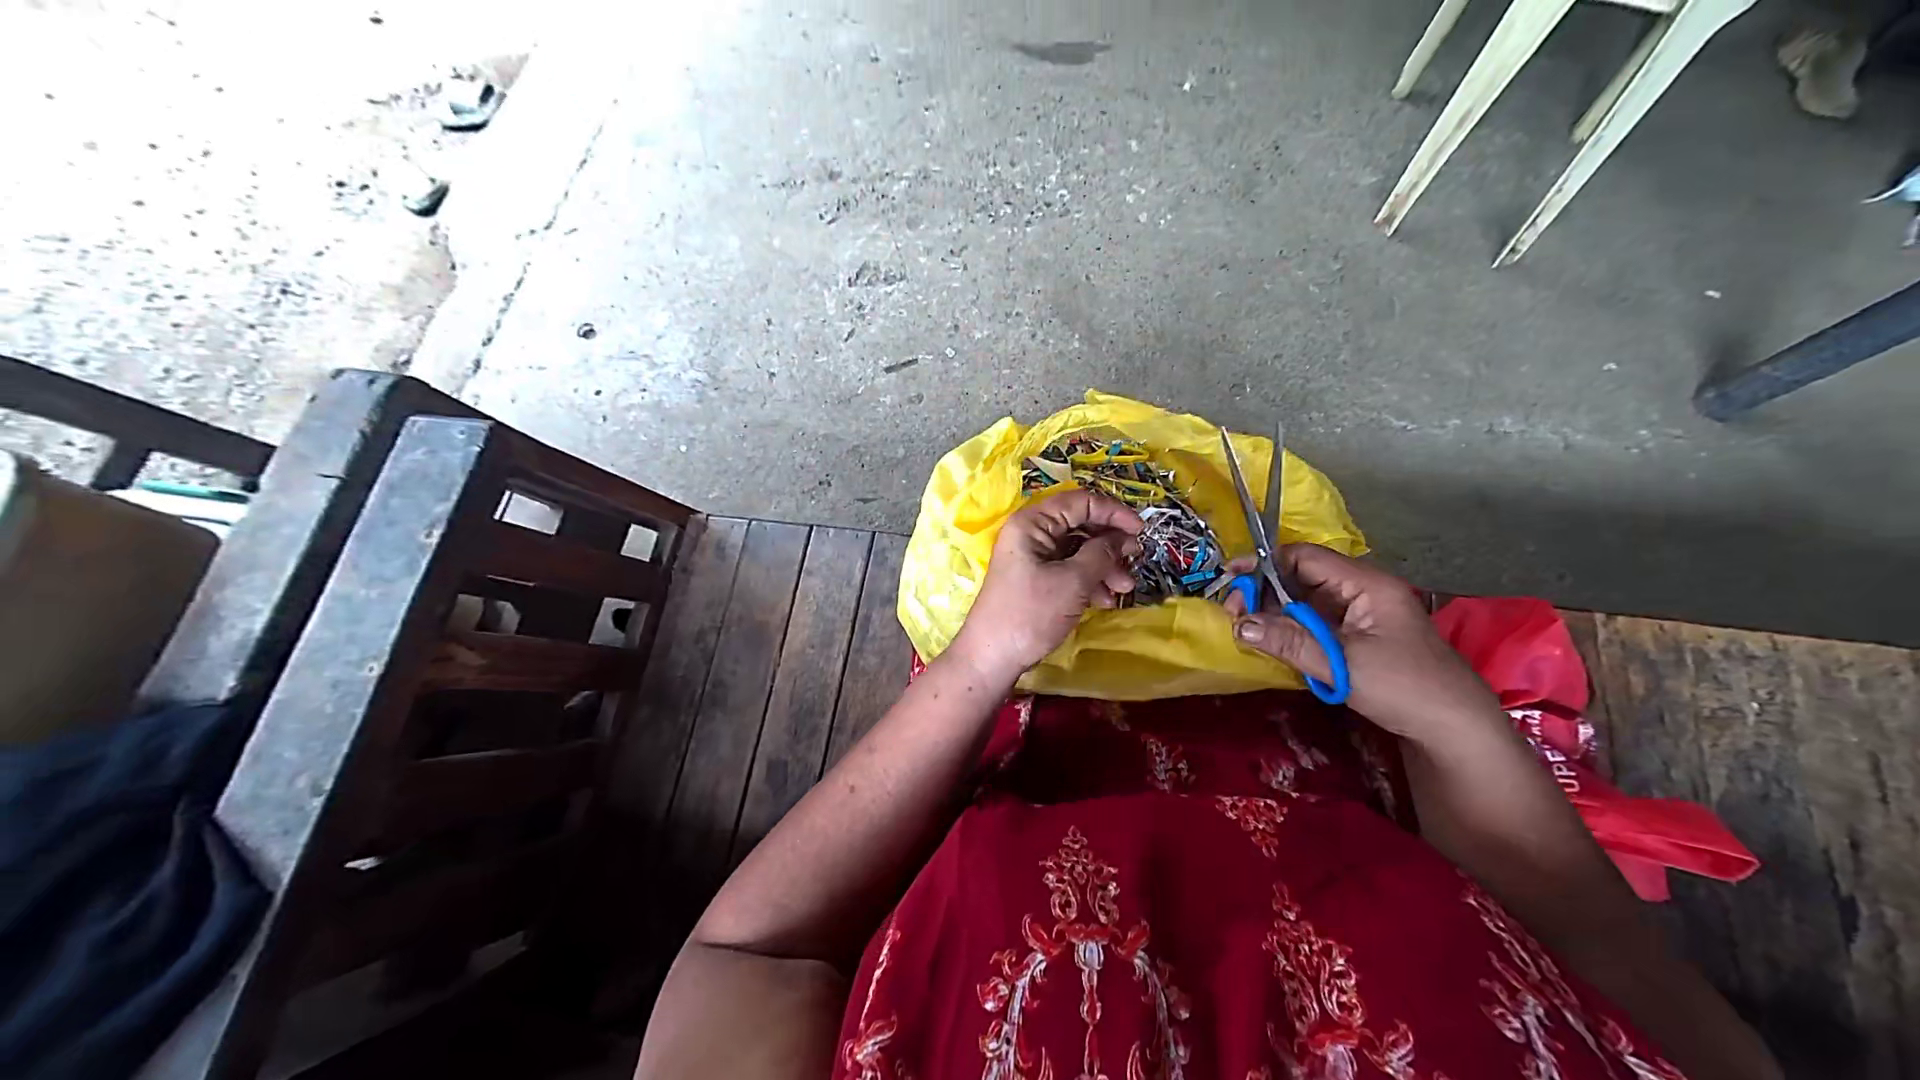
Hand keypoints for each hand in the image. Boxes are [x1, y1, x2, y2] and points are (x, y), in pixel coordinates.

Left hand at [947, 489, 1143, 685]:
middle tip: (1136, 559)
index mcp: (1032, 523)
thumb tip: (1122, 538)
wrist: (993, 657)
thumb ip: (1101, 554)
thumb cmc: (1030, 614)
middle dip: (1111, 543)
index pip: (1080, 501)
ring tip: (1125, 588)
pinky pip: (1069, 570)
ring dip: (1104, 566)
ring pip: (1078, 550)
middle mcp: (1031, 533)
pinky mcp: (1036, 580)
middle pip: (1080, 525)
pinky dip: (1090, 581)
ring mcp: (1032, 557)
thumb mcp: (1072, 582)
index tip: (1141, 530)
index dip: (1114, 512)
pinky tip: (1106, 601)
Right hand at [1226, 544, 1500, 741]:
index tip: (1230, 581)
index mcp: (1366, 585)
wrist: (1456, 733)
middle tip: (1233, 614)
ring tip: (1244, 629)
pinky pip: (1314, 624)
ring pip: (1305, 603)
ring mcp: (1360, 616)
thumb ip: (1289, 641)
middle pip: (1301, 578)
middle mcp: (1362, 593)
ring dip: (1274, 613)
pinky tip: (1270, 643)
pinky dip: (1290, 630)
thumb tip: (1238, 624)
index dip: (1265, 564)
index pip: (1305, 558)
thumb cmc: (1406, 688)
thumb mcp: (1342, 664)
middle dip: (1264, 592)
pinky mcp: (1357, 639)